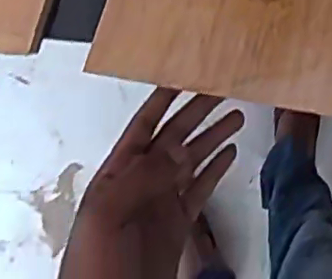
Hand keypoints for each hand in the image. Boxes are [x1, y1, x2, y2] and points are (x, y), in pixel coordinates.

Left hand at [59, 88, 243, 278]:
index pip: (145, 123)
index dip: (164, 97)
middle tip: (223, 89)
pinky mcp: (176, 228)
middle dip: (198, 111)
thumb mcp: (106, 216)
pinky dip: (216, 170)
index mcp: (119, 173)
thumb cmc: (94, 269)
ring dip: (213, 136)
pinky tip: (230, 154)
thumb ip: (141, 177)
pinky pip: (199, 190)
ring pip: (192, 159)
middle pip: (175, 136)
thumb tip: (178, 146)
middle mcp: (141, 182)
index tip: (186, 72)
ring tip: (237, 115)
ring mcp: (160, 205)